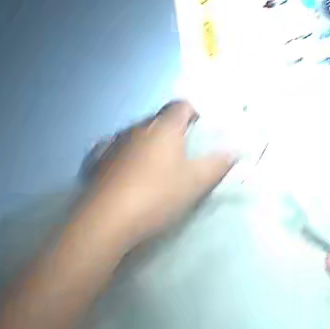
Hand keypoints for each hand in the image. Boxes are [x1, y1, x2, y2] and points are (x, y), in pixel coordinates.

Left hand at [72, 101, 234, 250]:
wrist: (104, 223)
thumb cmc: (157, 195)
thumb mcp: (196, 182)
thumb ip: (217, 163)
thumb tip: (234, 150)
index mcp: (165, 126)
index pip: (181, 105)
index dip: (193, 112)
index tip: (201, 128)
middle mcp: (138, 128)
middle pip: (158, 119)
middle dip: (171, 129)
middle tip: (183, 150)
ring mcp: (113, 144)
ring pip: (136, 134)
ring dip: (147, 143)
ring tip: (156, 164)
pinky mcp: (95, 164)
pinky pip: (115, 151)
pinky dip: (124, 156)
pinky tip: (127, 172)